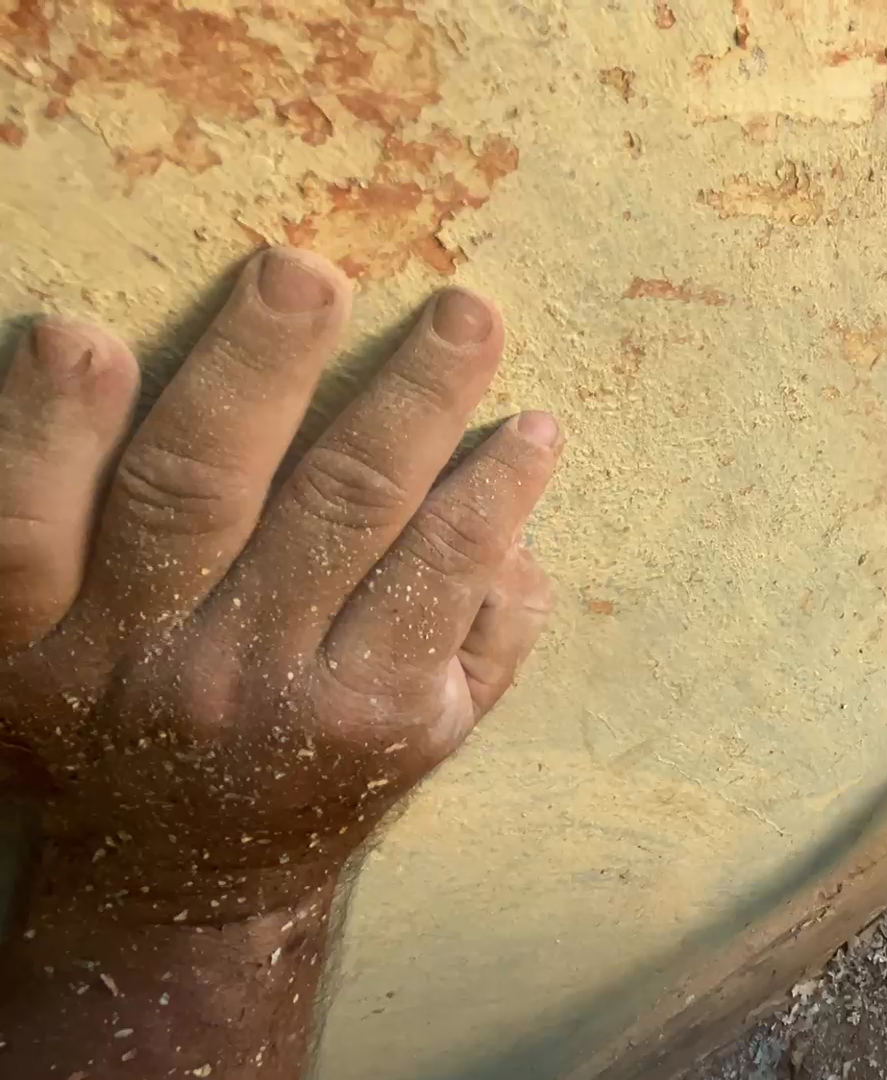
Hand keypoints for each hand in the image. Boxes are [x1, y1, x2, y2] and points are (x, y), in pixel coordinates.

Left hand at [0, 247, 559, 922]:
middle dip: (414, 396)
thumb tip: (512, 518)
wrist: (179, 878)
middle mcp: (251, 672)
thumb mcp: (455, 724)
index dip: (501, 483)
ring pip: (191, 487)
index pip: (451, 559)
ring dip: (251, 371)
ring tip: (300, 276)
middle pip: (343, 502)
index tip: (537, 420)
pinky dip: (38, 432)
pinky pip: (12, 527)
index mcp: (373, 701)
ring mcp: (119, 652)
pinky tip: (80, 340)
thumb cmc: (345, 779)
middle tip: (465, 311)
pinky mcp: (10, 642)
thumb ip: (498, 625)